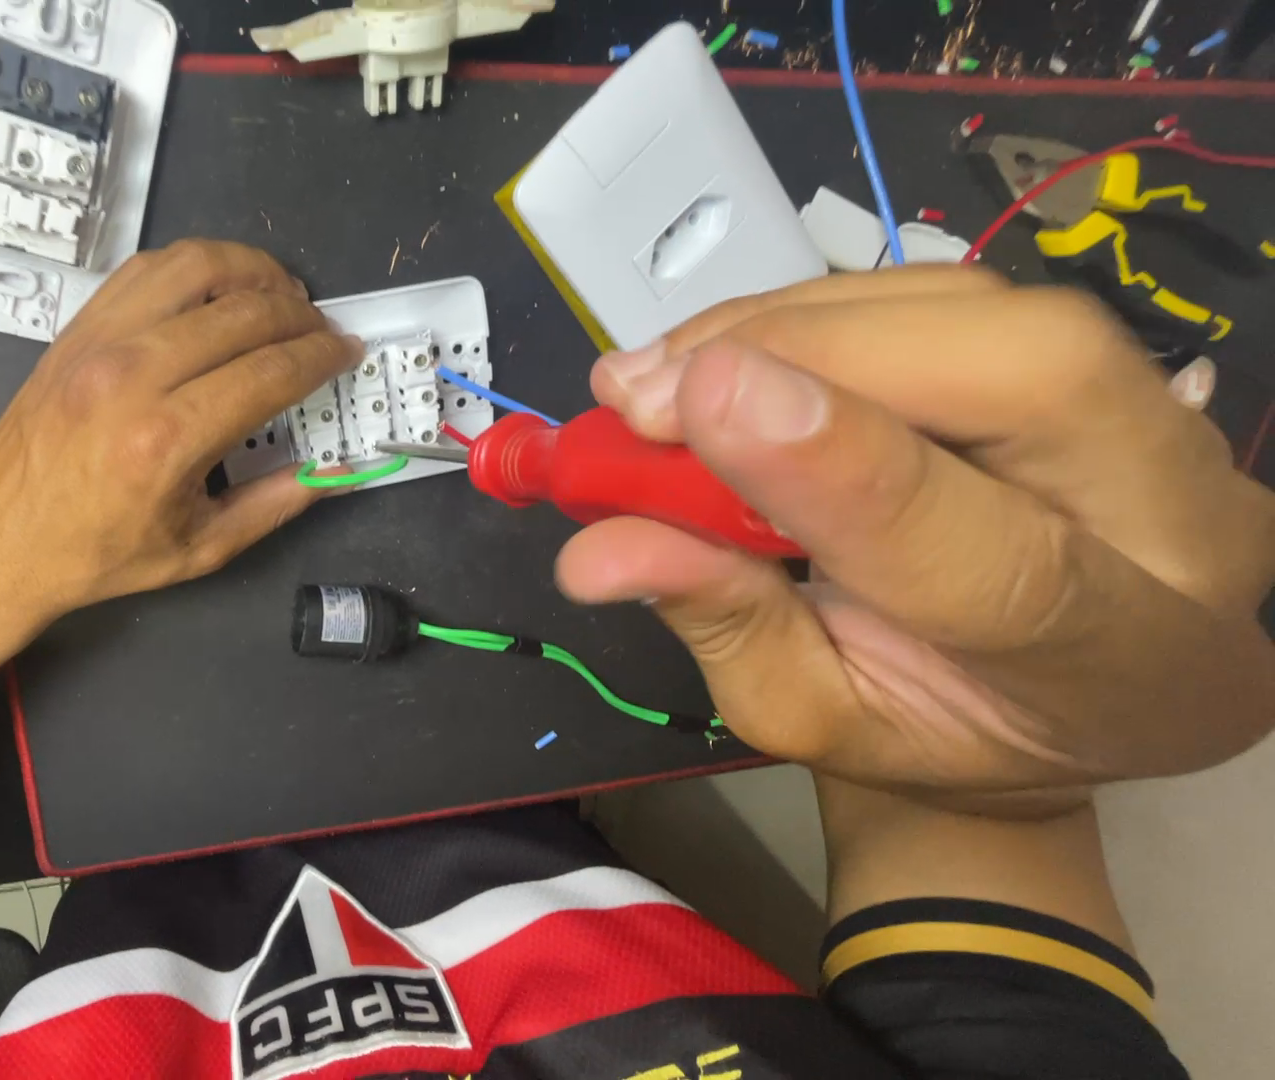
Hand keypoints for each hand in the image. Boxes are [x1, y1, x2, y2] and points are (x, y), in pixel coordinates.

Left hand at [0, 240, 358, 627]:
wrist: (3, 539)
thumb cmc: (104, 554)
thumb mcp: (203, 549)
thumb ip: (279, 503)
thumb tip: (342, 471)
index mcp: (168, 439)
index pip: (269, 372)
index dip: (320, 356)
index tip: (347, 351)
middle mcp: (133, 375)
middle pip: (242, 313)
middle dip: (299, 314)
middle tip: (322, 330)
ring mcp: (98, 342)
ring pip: (194, 269)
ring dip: (252, 271)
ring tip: (281, 293)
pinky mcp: (77, 329)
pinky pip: (147, 271)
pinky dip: (196, 267)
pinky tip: (219, 288)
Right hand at [556, 267, 1274, 807]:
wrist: (1020, 691)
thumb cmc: (907, 723)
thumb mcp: (795, 708)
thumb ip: (717, 625)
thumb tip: (592, 551)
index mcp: (1110, 668)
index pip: (985, 555)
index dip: (835, 466)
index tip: (690, 402)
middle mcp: (1176, 521)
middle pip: (1027, 368)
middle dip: (808, 352)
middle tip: (643, 393)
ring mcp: (1151, 418)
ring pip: (971, 308)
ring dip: (775, 327)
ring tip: (646, 381)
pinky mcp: (1081, 360)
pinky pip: (931, 297)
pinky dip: (793, 315)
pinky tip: (708, 357)